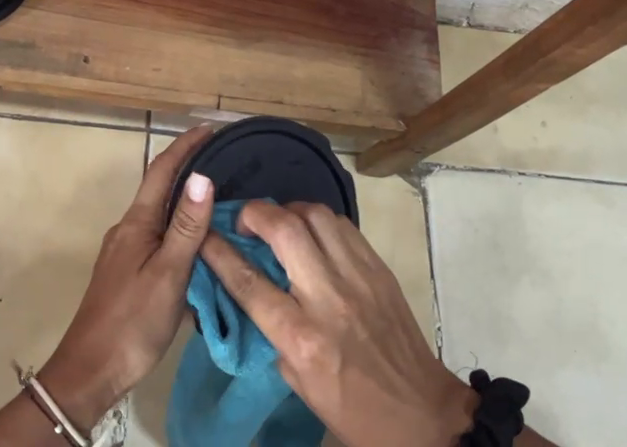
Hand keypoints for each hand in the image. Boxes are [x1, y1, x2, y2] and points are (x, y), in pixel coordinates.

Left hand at [39, 126, 217, 428]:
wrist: (91, 371)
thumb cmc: (132, 322)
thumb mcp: (167, 275)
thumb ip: (185, 227)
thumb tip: (202, 175)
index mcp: (136, 223)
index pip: (162, 170)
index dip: (186, 146)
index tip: (213, 128)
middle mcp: (129, 229)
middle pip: (161, 188)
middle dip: (191, 168)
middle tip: (229, 160)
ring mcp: (128, 252)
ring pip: (163, 215)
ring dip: (189, 201)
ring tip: (225, 198)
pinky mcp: (131, 273)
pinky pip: (162, 239)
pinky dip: (185, 231)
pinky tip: (206, 245)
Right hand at [201, 200, 476, 446]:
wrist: (423, 416)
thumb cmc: (353, 410)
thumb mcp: (298, 382)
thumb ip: (272, 333)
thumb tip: (252, 292)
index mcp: (302, 337)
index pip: (248, 281)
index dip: (218, 251)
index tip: (203, 234)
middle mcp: (328, 298)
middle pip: (283, 228)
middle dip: (254, 212)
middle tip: (244, 220)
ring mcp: (358, 278)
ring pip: (315, 215)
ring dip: (288, 210)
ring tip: (279, 223)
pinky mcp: (379, 269)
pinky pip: (343, 226)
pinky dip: (319, 222)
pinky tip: (312, 234)